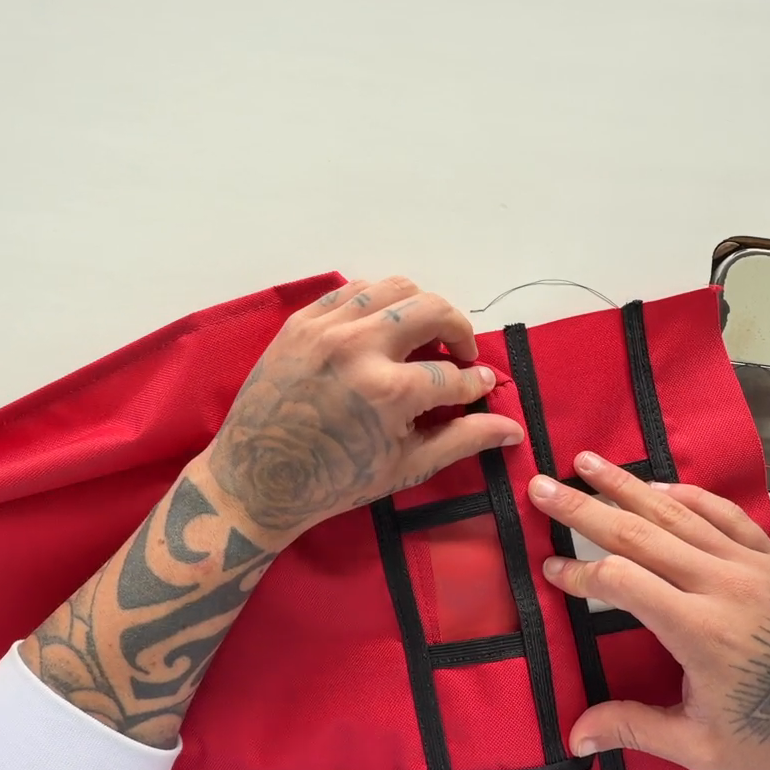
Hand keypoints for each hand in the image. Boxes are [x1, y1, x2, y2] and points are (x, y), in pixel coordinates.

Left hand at [205, 276, 523, 546]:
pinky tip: (383, 329)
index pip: (452, 375)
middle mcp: (358, 347)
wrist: (256, 478)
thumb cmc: (333, 482)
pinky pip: (354, 291)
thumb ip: (462, 439)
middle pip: (432, 310)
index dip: (475, 384)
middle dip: (459, 331)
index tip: (481, 387)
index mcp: (387, 391)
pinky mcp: (301, 321)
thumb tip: (514, 429)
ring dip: (421, 308)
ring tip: (423, 337)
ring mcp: (325, 328)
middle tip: (460, 355)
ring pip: (395, 288)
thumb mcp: (404, 466)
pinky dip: (379, 304)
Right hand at [528, 453, 769, 769]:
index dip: (579, 575)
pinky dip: (686, 495)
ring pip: (676, 513)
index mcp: (701, 631)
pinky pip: (723, 514)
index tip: (549, 571)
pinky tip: (657, 486)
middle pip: (639, 532)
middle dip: (583, 508)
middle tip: (540, 486)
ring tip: (586, 461)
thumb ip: (634, 728)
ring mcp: (751, 564)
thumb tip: (571, 737)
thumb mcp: (705, 745)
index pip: (621, 583)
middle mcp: (722, 585)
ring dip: (626, 484)